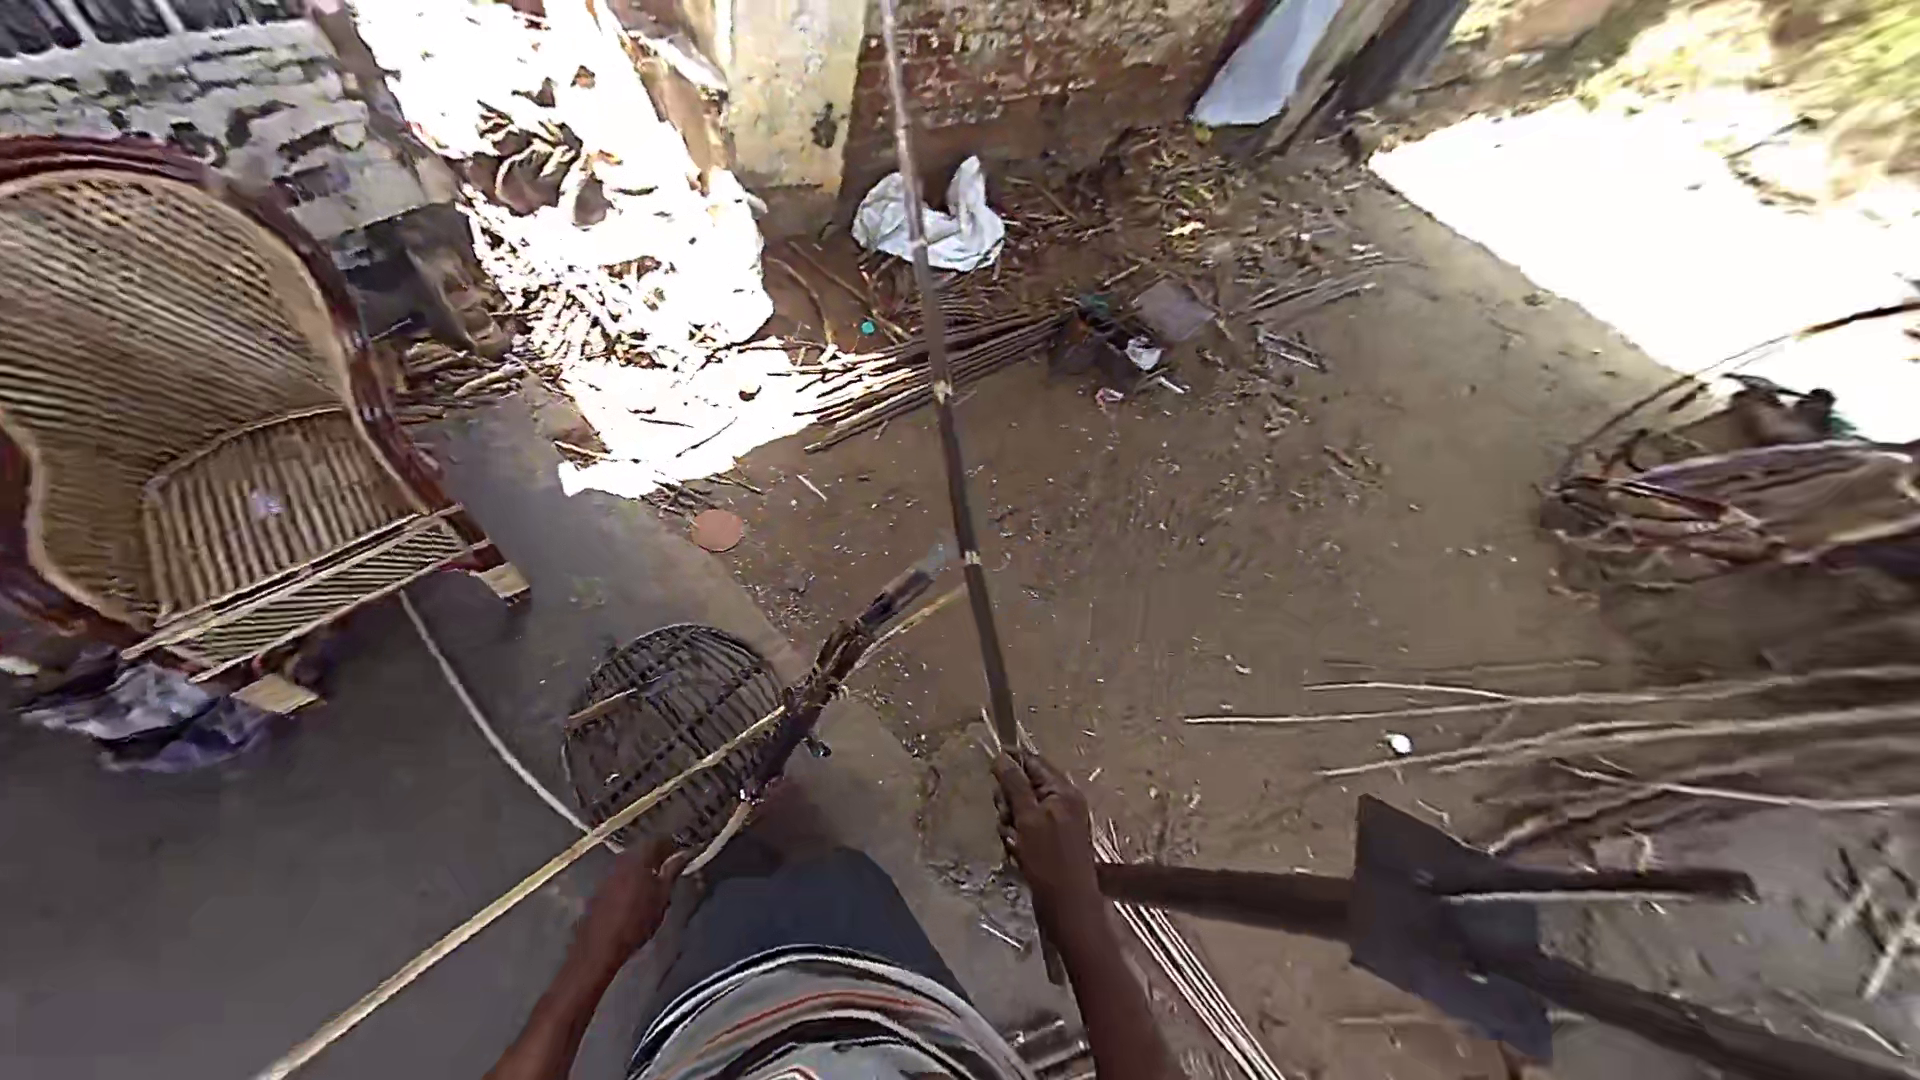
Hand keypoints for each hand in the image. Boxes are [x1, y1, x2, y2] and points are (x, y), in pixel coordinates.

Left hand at [572, 837, 688, 967]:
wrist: (598, 949)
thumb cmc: (637, 920)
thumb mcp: (662, 896)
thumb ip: (673, 871)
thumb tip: (685, 854)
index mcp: (638, 858)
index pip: (659, 840)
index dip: (672, 844)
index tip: (682, 851)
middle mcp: (620, 861)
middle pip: (642, 850)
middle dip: (657, 855)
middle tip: (670, 865)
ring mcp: (607, 876)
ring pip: (630, 864)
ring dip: (643, 868)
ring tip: (655, 881)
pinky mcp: (598, 891)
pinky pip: (619, 877)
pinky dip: (630, 880)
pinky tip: (636, 895)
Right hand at [993, 751, 1101, 932]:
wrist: (1068, 909)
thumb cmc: (1049, 861)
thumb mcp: (1028, 818)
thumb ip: (1015, 784)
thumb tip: (1002, 756)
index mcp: (1063, 791)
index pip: (1033, 762)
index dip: (1011, 762)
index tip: (991, 769)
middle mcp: (1062, 802)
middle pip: (1025, 785)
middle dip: (1009, 798)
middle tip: (1006, 816)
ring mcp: (1057, 823)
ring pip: (1022, 808)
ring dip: (1010, 820)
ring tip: (1012, 839)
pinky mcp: (1050, 842)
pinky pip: (1026, 828)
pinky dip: (1017, 836)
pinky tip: (1016, 851)